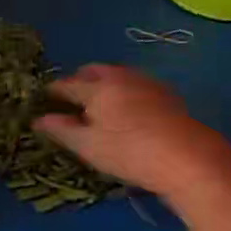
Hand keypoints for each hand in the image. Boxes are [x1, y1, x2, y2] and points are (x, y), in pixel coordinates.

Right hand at [32, 64, 230, 199]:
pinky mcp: (167, 95)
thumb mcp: (87, 146)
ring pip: (116, 76)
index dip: (49, 93)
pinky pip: (134, 85)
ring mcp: (147, 83)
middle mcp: (121, 77)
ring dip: (101, 85)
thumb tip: (38, 119)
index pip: (65, 85)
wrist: (191, 160)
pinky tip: (123, 111)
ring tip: (94, 106)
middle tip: (67, 101)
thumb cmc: (129, 152)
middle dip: (77, 81)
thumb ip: (60, 130)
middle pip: (92, 71)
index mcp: (97, 87)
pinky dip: (121, 92)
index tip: (40, 103)